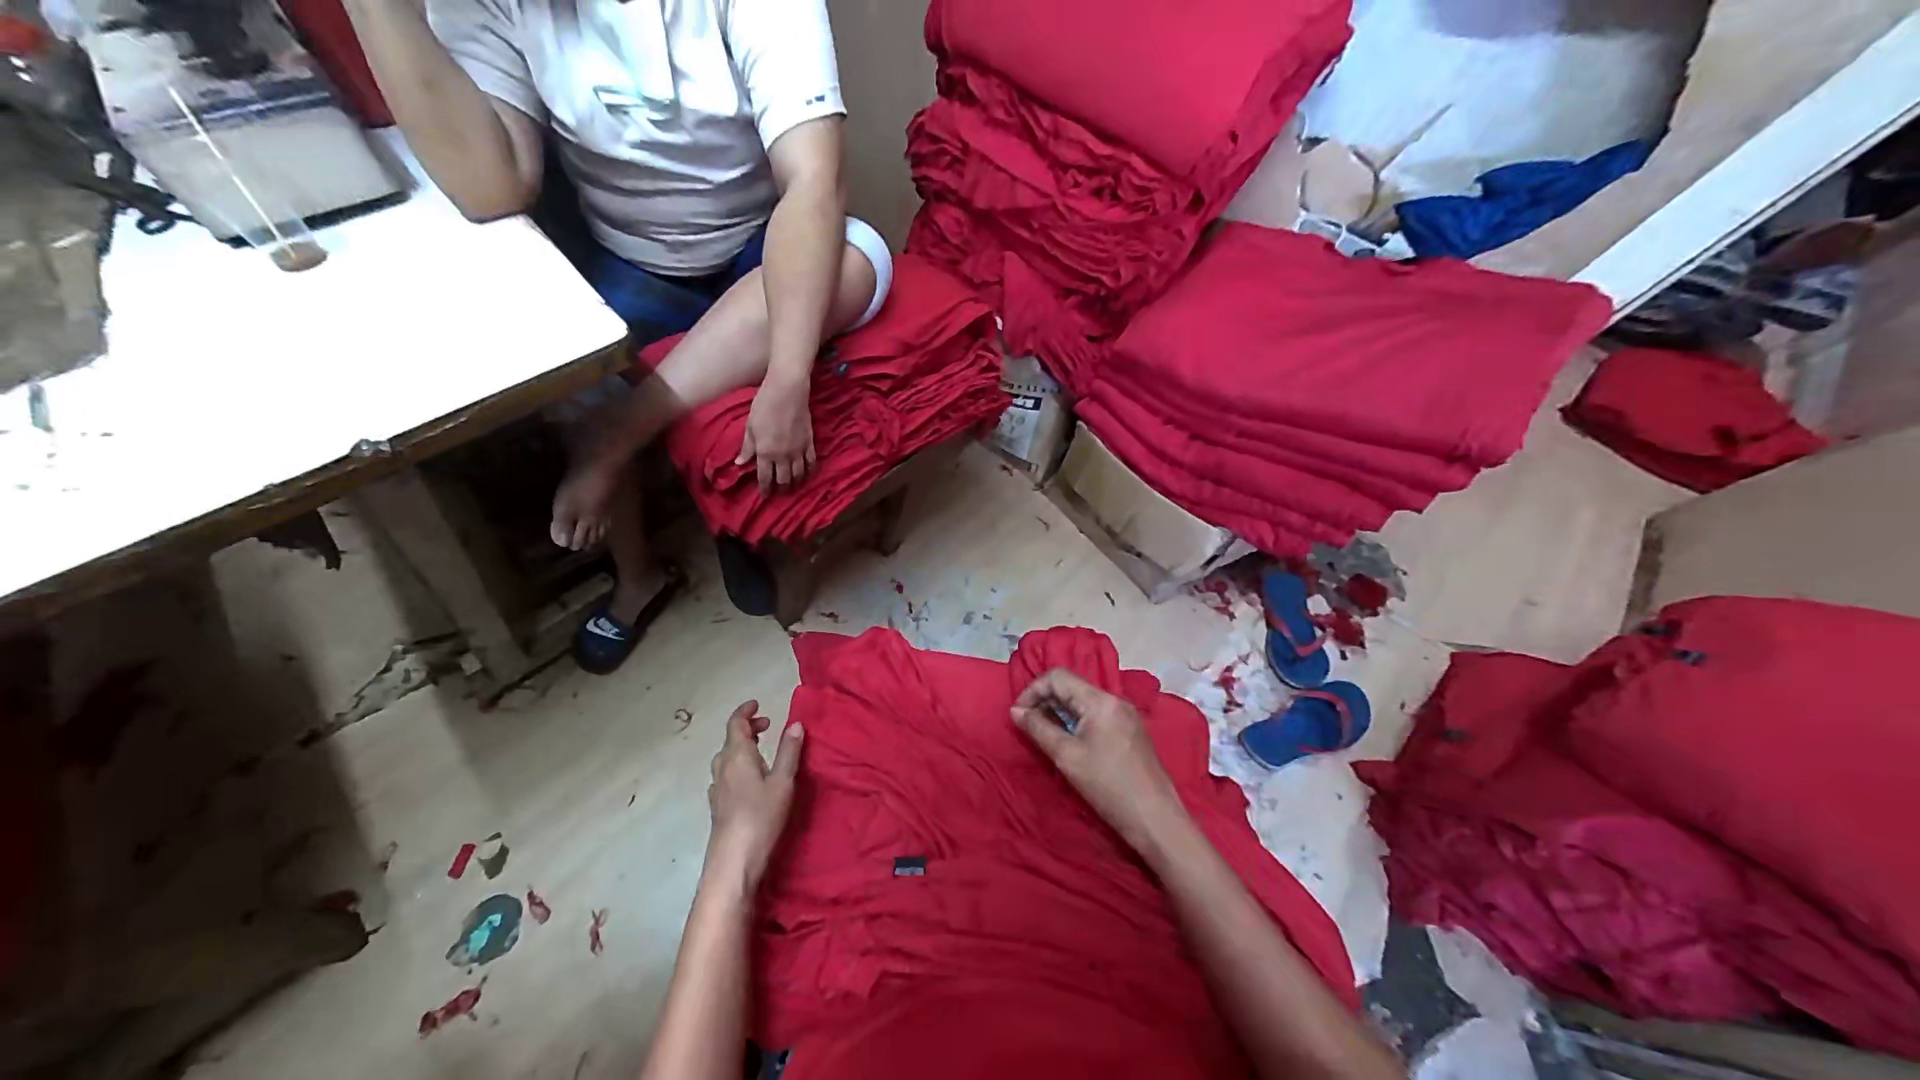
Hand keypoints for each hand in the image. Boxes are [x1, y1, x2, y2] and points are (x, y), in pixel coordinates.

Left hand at [550, 452, 623, 549]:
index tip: (567, 546)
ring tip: (592, 540)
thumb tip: (562, 543)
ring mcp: (608, 511)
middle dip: (585, 542)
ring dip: (596, 536)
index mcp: (587, 522)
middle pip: (593, 535)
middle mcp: (599, 520)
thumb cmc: (580, 485)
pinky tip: (603, 523)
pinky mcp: (612, 502)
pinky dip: (604, 525)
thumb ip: (563, 524)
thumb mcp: (565, 505)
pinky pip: (608, 519)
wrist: (603, 465)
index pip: (580, 538)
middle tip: (579, 546)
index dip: (572, 542)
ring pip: (602, 529)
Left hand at [705, 700, 804, 892]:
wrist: (733, 862)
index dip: (745, 711)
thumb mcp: (783, 782)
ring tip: (761, 751)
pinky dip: (738, 767)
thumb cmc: (761, 816)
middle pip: (730, 740)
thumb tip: (795, 724)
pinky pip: (726, 776)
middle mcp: (722, 768)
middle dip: (747, 729)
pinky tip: (750, 781)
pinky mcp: (718, 807)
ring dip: (742, 748)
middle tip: (767, 726)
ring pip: (726, 759)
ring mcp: (717, 789)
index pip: (735, 724)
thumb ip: (789, 752)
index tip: (758, 704)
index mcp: (737, 756)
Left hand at [736, 375, 815, 494]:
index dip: (765, 489)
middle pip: (783, 479)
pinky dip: (810, 471)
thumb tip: (740, 463)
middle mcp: (782, 456)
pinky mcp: (809, 443)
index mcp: (765, 452)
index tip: (765, 495)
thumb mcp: (750, 427)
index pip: (764, 477)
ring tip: (793, 487)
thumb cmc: (764, 406)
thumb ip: (747, 447)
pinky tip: (808, 475)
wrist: (787, 392)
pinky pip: (811, 463)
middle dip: (780, 489)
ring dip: (795, 483)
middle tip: (779, 493)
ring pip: (798, 474)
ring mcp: (798, 451)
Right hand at [1011, 669, 1187, 854]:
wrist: (1155, 818)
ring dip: (1059, 712)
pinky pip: (1096, 715)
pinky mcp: (1130, 730)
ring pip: (1082, 701)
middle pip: (1071, 686)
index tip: (1019, 716)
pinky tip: (1069, 743)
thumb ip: (1038, 728)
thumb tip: (1016, 711)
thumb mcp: (1066, 756)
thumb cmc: (1107, 786)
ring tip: (1046, 737)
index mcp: (1100, 700)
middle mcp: (1115, 700)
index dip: (1032, 691)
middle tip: (1029, 727)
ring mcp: (1125, 715)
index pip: (1057, 676)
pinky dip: (1076, 722)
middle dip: (1045, 701)